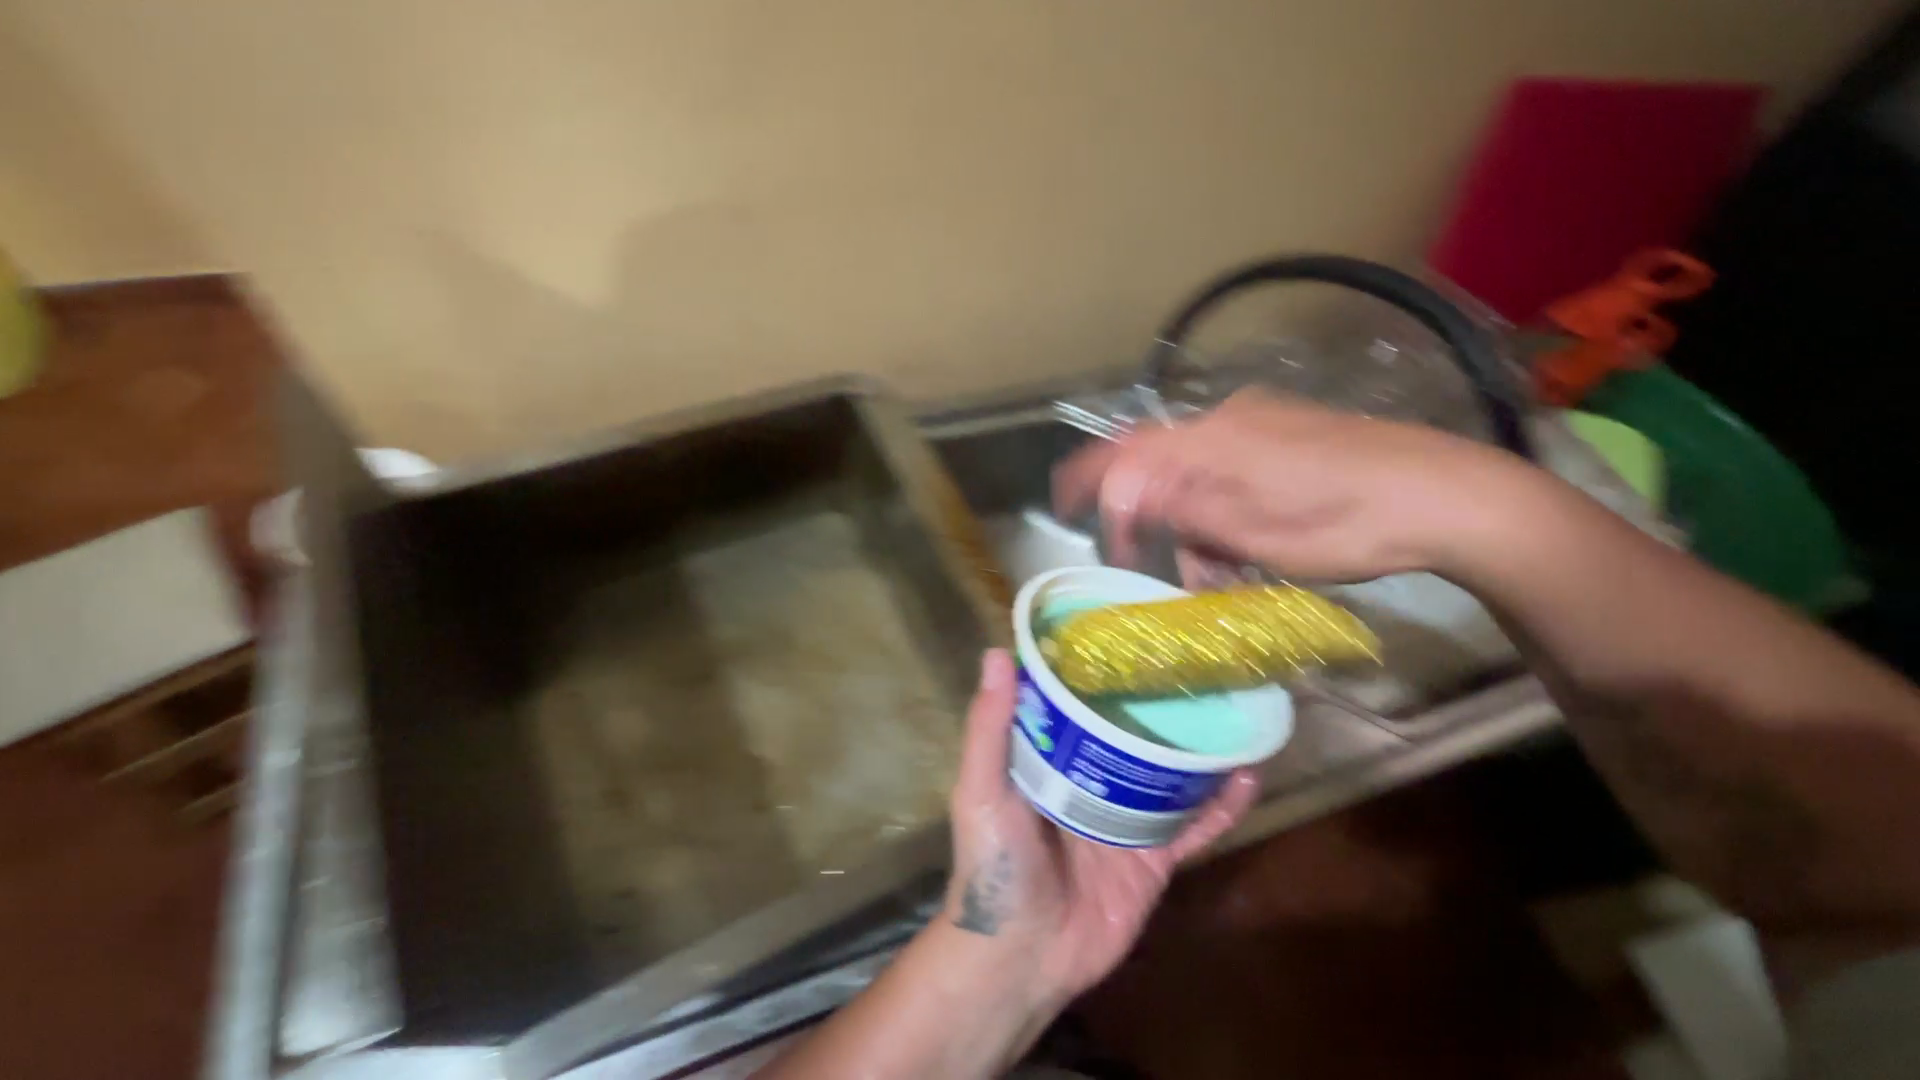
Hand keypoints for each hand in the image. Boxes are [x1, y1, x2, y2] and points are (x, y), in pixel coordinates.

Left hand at [944, 648, 1258, 1002]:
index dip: (1097, 674)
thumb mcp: (981, 790)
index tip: (1126, 632)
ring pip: (1169, 775)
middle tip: (1195, 664)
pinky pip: (1195, 827)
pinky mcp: (1154, 859)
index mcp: (1047, 763)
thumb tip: (996, 653)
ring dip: (1198, 748)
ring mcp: (1125, 821)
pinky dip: (1222, 805)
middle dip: (1157, 705)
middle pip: (1129, 736)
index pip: (1075, 707)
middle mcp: (1088, 784)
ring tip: (1232, 707)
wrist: (1022, 959)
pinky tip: (1249, 775)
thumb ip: (989, 728)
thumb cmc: (993, 866)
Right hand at [1052, 389, 1530, 584]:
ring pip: (1200, 473)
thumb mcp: (1260, 537)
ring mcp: (1265, 422)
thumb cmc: (1351, 525)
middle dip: (1157, 521)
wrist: (1453, 495)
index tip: (1067, 513)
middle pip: (1163, 466)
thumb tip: (1128, 500)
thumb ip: (1187, 513)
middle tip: (1174, 573)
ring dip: (1197, 523)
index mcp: (1216, 441)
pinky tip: (1250, 547)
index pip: (1128, 451)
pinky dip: (1226, 509)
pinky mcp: (1292, 432)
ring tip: (1223, 576)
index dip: (1087, 479)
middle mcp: (1232, 419)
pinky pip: (1233, 468)